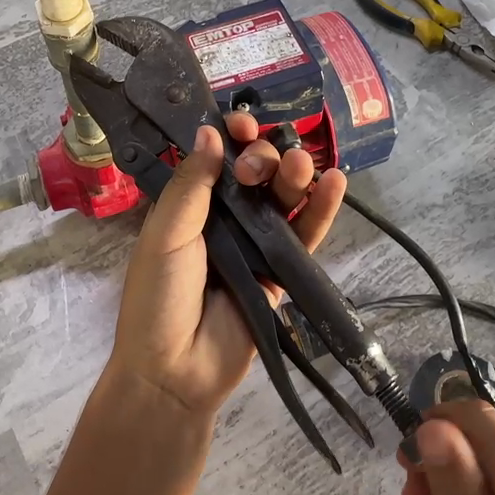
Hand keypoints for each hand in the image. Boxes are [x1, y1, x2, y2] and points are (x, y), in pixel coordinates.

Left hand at [105, 112, 346, 417]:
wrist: (175, 370)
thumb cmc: (159, 295)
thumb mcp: (165, 233)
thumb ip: (192, 185)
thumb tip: (211, 132)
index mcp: (190, 204)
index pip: (217, 158)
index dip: (232, 136)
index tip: (241, 124)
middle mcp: (224, 217)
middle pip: (256, 173)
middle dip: (262, 157)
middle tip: (256, 167)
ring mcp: (254, 244)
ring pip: (283, 198)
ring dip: (295, 174)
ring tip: (300, 164)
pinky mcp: (281, 272)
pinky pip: (305, 236)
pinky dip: (322, 209)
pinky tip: (335, 181)